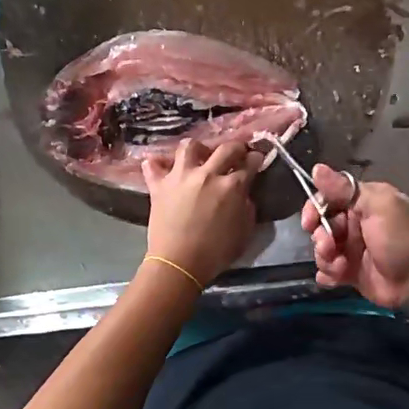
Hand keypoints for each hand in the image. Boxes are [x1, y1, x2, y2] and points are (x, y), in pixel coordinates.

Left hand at [141, 139, 261, 286]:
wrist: (179, 262)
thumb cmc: (215, 253)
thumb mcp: (245, 231)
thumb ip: (247, 207)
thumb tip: (243, 194)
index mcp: (232, 186)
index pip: (249, 163)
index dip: (255, 159)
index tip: (256, 159)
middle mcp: (207, 174)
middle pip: (225, 148)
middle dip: (235, 148)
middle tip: (235, 154)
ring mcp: (179, 177)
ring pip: (188, 146)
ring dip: (197, 149)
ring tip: (199, 157)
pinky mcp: (158, 185)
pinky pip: (152, 165)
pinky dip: (156, 164)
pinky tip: (163, 167)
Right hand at [301, 165, 408, 308]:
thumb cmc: (400, 240)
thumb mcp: (378, 207)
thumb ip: (346, 188)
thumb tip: (317, 168)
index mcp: (364, 203)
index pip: (329, 197)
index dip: (315, 208)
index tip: (310, 222)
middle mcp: (355, 223)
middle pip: (321, 224)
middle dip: (320, 237)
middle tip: (330, 247)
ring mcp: (351, 248)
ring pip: (321, 247)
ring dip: (325, 257)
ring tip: (340, 266)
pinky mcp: (349, 271)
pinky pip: (326, 269)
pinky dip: (328, 273)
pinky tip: (336, 277)